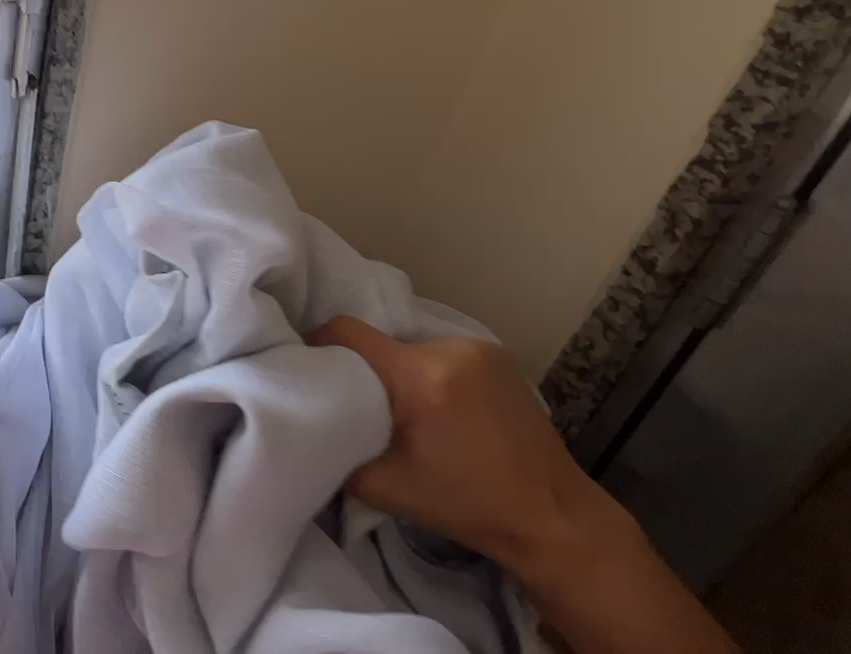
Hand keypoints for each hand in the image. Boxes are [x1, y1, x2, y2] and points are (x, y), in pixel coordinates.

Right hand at [307, 314, 620, 575]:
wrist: (553, 518)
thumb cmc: (464, 506)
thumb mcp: (380, 486)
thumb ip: (333, 445)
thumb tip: (297, 420)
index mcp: (419, 378)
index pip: (344, 332)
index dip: (315, 344)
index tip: (305, 368)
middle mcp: (448, 350)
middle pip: (375, 341)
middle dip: (359, 367)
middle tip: (354, 401)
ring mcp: (477, 348)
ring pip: (406, 345)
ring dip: (395, 370)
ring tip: (400, 407)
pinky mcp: (495, 354)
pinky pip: (436, 350)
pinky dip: (425, 370)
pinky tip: (435, 404)